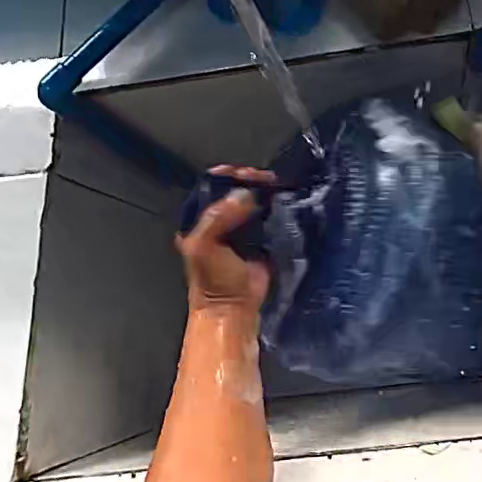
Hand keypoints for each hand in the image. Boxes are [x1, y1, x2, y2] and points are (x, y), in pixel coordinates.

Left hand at [177, 166, 274, 314]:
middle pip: (235, 191)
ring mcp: (242, 230)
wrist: (234, 308)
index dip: (225, 177)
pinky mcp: (263, 239)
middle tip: (261, 177)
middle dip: (248, 181)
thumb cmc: (213, 279)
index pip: (211, 188)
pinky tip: (282, 198)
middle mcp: (220, 221)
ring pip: (254, 201)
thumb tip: (246, 194)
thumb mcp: (204, 244)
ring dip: (264, 191)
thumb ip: (218, 216)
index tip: (241, 172)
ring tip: (273, 184)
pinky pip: (270, 217)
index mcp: (200, 220)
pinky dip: (276, 206)